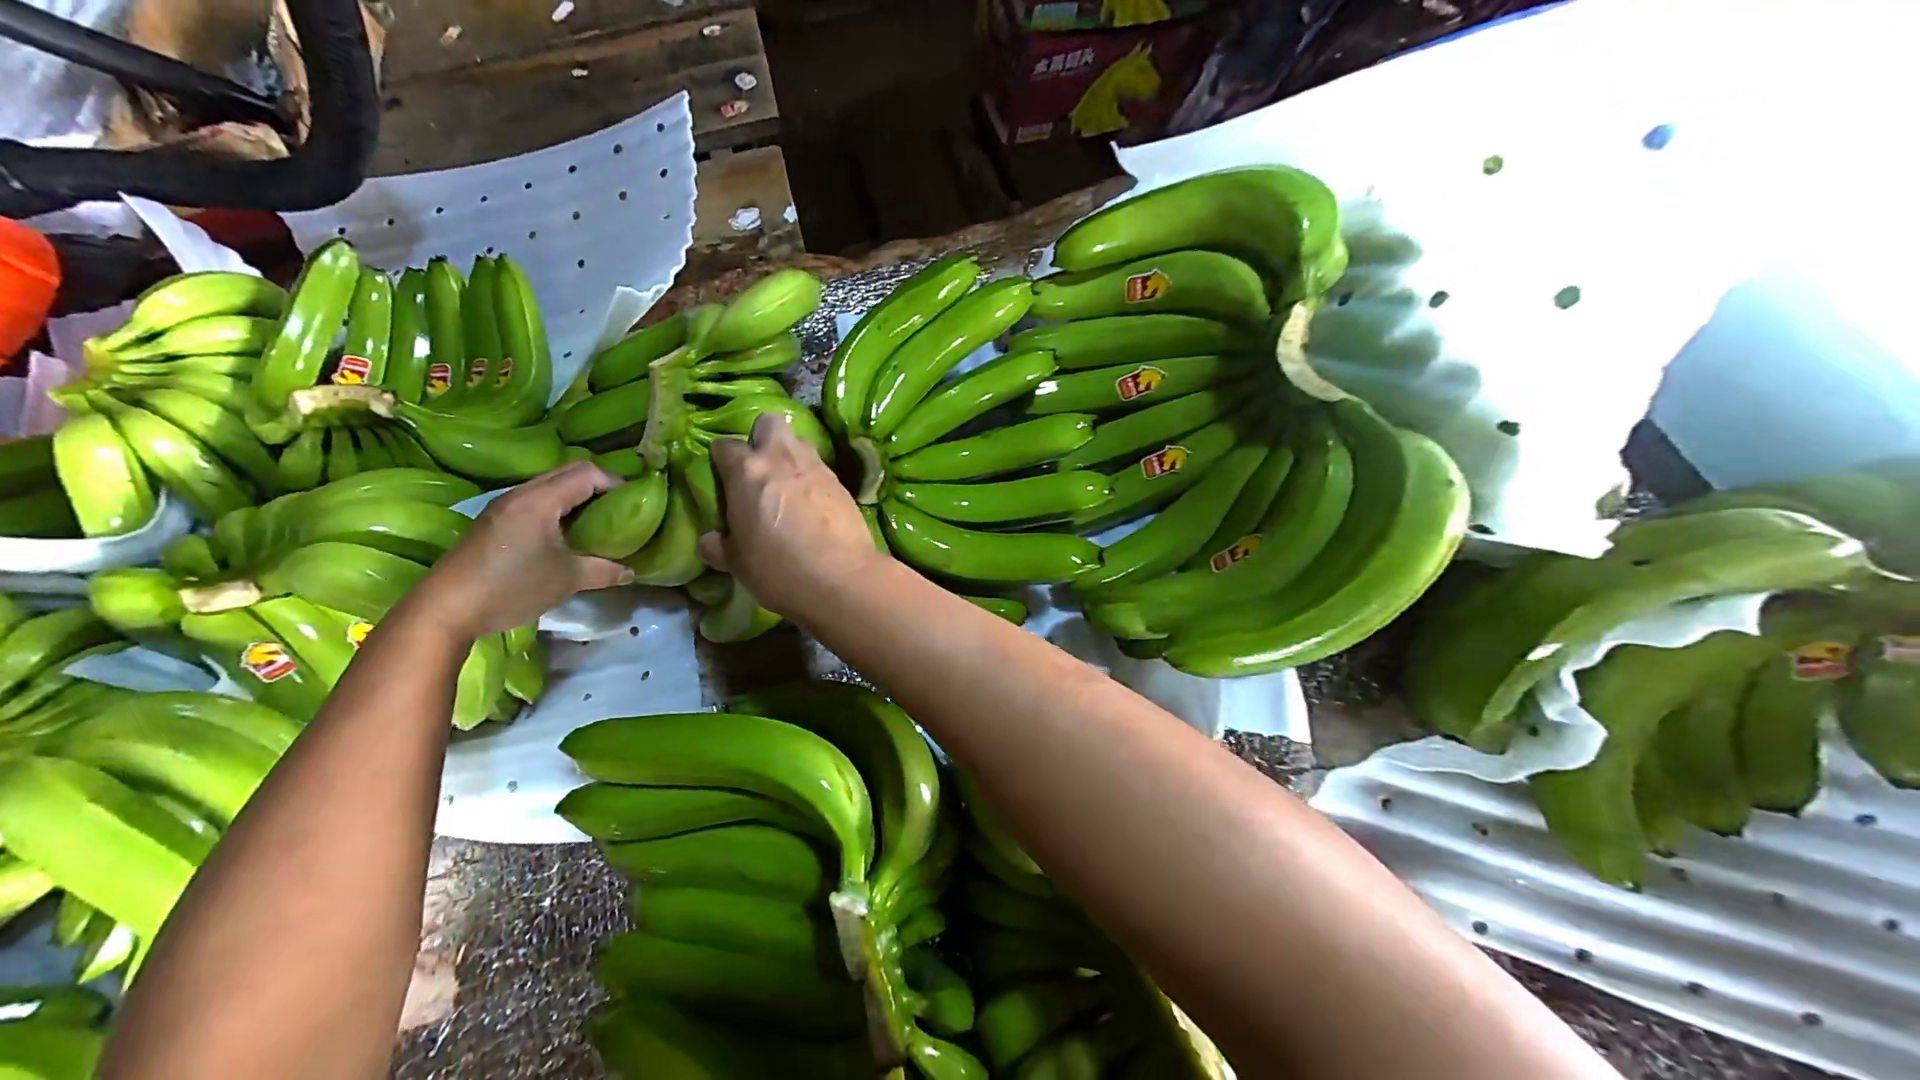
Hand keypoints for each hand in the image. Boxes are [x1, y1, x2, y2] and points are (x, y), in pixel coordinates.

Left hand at [407, 462, 633, 638]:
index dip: (616, 484)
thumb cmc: (511, 587)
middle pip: (568, 472)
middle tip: (621, 509)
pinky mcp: (495, 522)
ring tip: (600, 521)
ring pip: (551, 486)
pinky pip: (537, 501)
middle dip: (599, 485)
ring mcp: (505, 507)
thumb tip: (630, 571)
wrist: (445, 609)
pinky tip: (569, 534)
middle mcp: (521, 494)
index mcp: (539, 500)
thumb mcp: (567, 579)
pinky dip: (560, 508)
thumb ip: (603, 570)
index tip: (635, 504)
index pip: (587, 473)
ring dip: (578, 497)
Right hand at [698, 413, 888, 618]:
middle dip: (762, 437)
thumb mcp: (737, 563)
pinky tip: (813, 503)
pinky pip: (821, 468)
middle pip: (768, 423)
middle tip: (760, 468)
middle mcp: (781, 457)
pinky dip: (813, 478)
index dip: (722, 460)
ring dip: (790, 456)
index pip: (724, 445)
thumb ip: (719, 547)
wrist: (841, 577)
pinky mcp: (842, 482)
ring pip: (799, 442)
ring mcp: (816, 466)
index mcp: (747, 471)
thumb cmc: (778, 568)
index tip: (723, 478)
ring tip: (788, 486)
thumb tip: (709, 542)